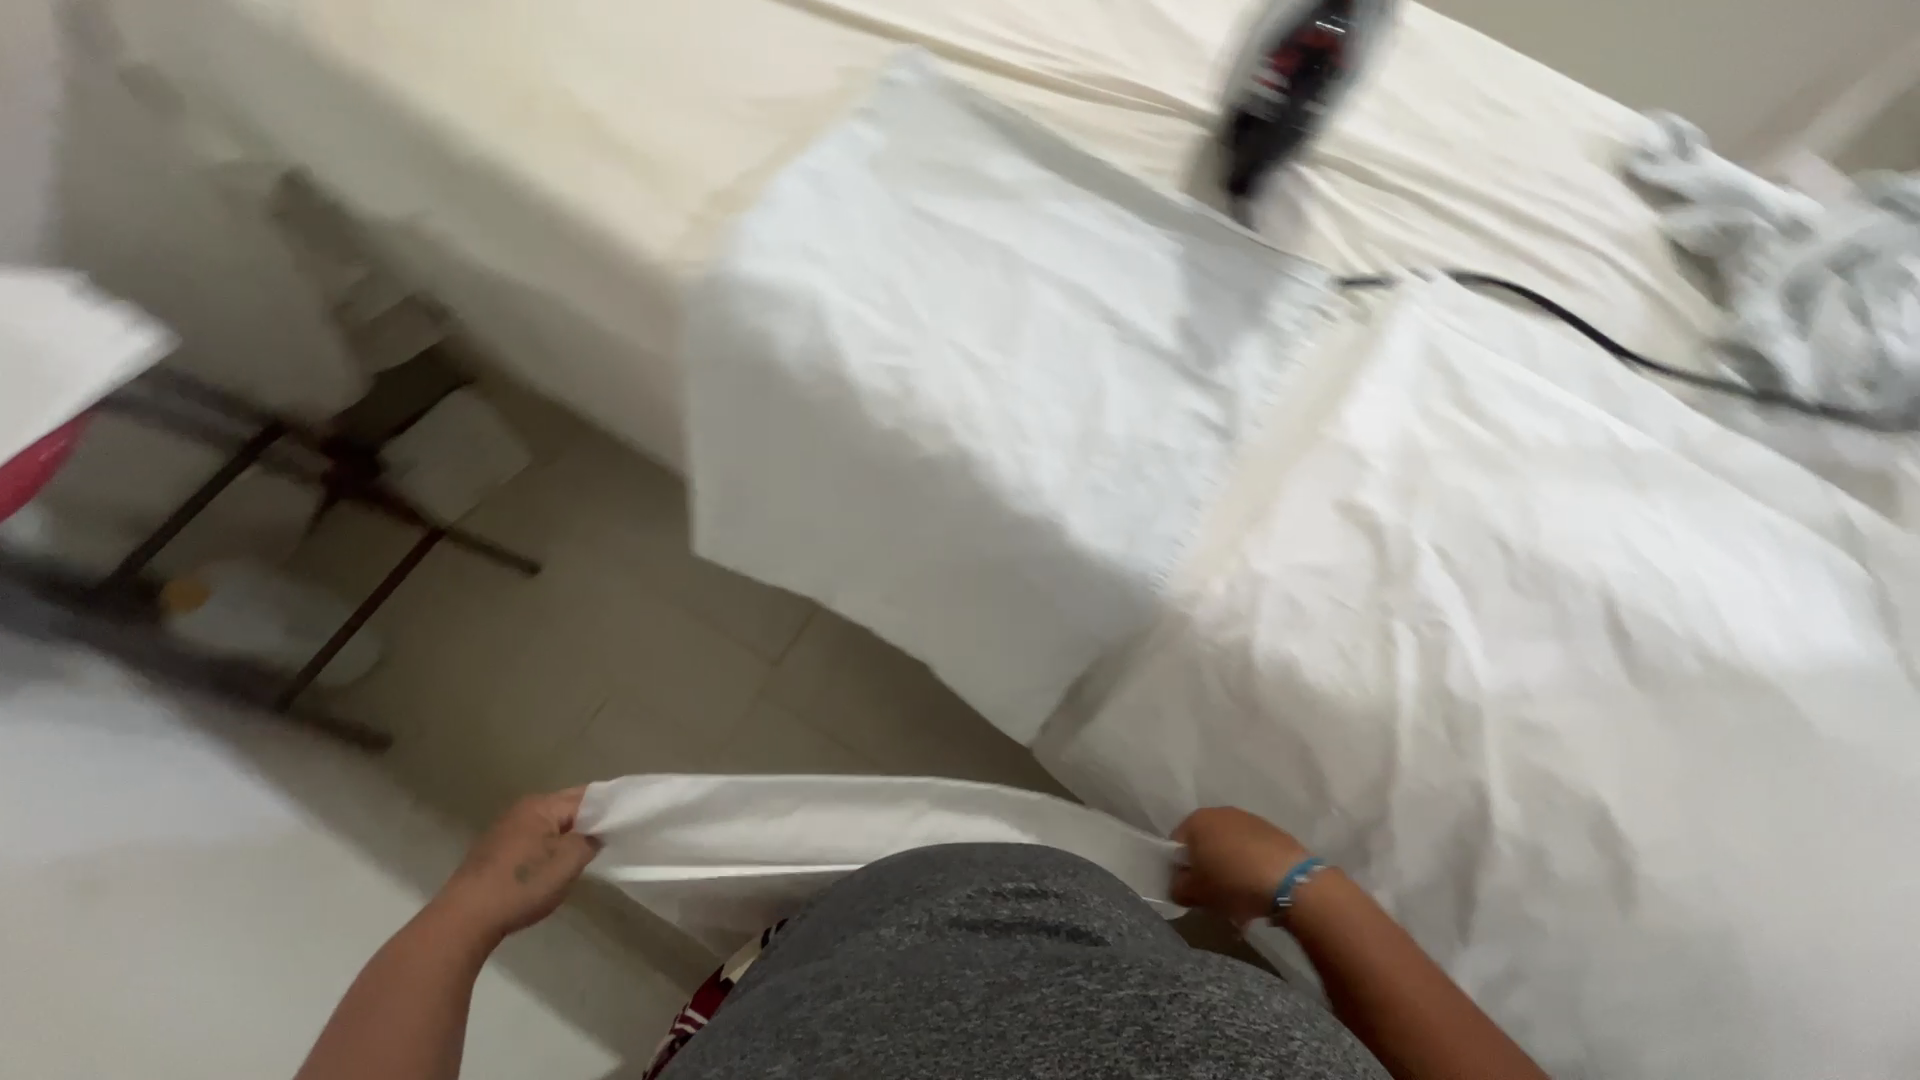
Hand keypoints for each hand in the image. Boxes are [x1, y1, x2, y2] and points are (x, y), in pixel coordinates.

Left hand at [427, 788, 602, 945]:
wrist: (463, 920)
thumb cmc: (521, 885)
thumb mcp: (569, 861)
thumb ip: (591, 840)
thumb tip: (596, 835)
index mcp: (541, 805)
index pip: (588, 796)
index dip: (610, 809)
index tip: (628, 824)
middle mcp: (521, 810)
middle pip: (567, 809)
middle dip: (589, 824)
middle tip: (612, 841)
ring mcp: (504, 832)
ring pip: (550, 828)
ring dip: (568, 839)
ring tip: (586, 857)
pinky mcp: (494, 854)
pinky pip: (533, 843)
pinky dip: (548, 851)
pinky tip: (554, 870)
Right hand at [1171, 807, 1312, 925]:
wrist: (1291, 881)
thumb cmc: (1232, 882)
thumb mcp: (1196, 893)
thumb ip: (1178, 888)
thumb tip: (1179, 886)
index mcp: (1196, 820)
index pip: (1176, 845)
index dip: (1179, 871)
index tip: (1190, 891)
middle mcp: (1220, 812)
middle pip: (1204, 845)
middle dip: (1207, 869)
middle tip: (1213, 896)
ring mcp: (1249, 819)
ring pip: (1229, 848)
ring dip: (1229, 869)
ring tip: (1239, 898)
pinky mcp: (1274, 832)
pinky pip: (1252, 851)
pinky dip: (1250, 868)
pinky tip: (1258, 890)